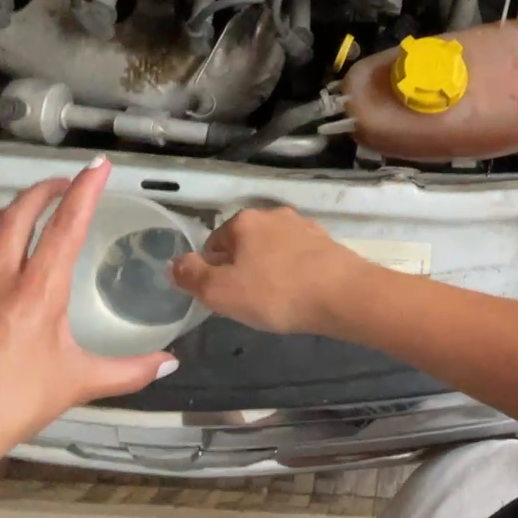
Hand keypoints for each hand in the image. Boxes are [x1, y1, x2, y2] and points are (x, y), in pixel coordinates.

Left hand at [0, 158, 179, 478]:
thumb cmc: (11, 406)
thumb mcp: (79, 385)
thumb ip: (130, 371)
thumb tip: (172, 363)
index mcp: (38, 290)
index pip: (66, 226)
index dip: (85, 190)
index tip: (98, 166)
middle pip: (16, 216)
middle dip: (41, 191)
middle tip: (61, 184)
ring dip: (1, 214)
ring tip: (17, 214)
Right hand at [170, 206, 371, 334]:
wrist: (343, 295)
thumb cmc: (276, 293)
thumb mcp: (220, 291)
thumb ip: (192, 276)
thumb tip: (174, 263)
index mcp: (245, 220)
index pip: (214, 244)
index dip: (212, 273)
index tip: (224, 297)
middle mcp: (276, 215)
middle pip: (245, 246)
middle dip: (242, 271)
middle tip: (248, 302)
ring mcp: (305, 227)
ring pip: (273, 252)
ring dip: (269, 273)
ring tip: (275, 302)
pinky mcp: (328, 244)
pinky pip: (299, 260)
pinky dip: (294, 275)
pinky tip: (299, 296)